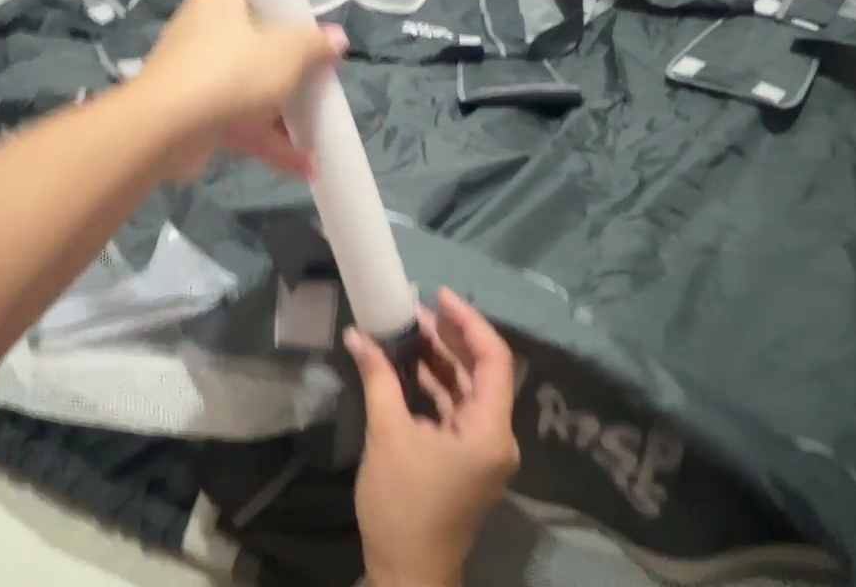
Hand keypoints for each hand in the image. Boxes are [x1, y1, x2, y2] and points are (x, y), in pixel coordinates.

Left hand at [136, 0, 346, 180]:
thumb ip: (316, 44)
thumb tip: (337, 37)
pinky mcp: (193, 118)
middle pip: (258, 52)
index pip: (259, 3)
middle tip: (321, 93)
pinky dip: (268, 142)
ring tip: (319, 139)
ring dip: (284, 119)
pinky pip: (239, 124)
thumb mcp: (288, 52)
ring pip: (250, 94)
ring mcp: (196, 79)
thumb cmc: (232, 72)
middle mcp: (203, 35)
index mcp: (220, 4)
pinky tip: (304, 167)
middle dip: (292, 79)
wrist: (166, 128)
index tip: (316, 46)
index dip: (290, 23)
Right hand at [347, 289, 519, 586]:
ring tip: (407, 330)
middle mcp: (497, 436)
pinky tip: (408, 366)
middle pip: (482, 370)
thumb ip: (379, 378)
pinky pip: (458, 409)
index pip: (493, 359)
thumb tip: (357, 334)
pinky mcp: (467, 459)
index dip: (469, 321)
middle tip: (416, 309)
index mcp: (491, 430)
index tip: (440, 295)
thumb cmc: (402, 505)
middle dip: (450, 337)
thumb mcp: (387, 435)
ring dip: (440, 360)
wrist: (407, 574)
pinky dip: (436, 386)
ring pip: (468, 389)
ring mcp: (484, 449)